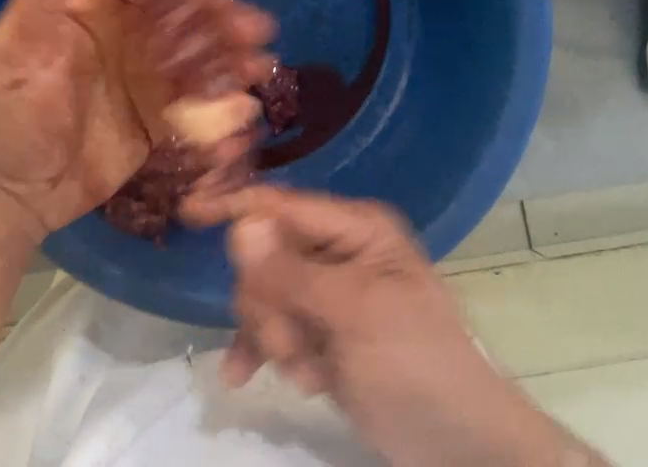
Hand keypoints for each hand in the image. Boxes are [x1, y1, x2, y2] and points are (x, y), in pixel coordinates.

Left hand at [0, 0, 274, 240]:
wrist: (21, 191)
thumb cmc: (12, 113)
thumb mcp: (19, 48)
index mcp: (94, 7)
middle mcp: (128, 32)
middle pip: (181, 9)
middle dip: (216, 12)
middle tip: (247, 24)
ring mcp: (149, 73)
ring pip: (198, 48)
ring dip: (231, 46)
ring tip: (259, 58)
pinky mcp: (163, 113)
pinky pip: (199, 94)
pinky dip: (226, 89)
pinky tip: (248, 91)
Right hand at [189, 187, 606, 466]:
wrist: (459, 448)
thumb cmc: (417, 365)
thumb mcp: (356, 313)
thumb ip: (293, 272)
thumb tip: (242, 224)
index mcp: (357, 230)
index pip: (282, 206)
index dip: (236, 208)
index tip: (188, 213)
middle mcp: (338, 253)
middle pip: (265, 257)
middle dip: (267, 304)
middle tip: (290, 345)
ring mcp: (327, 297)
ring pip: (263, 297)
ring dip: (270, 336)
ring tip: (301, 372)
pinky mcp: (319, 336)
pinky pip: (270, 330)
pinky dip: (263, 353)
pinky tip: (246, 378)